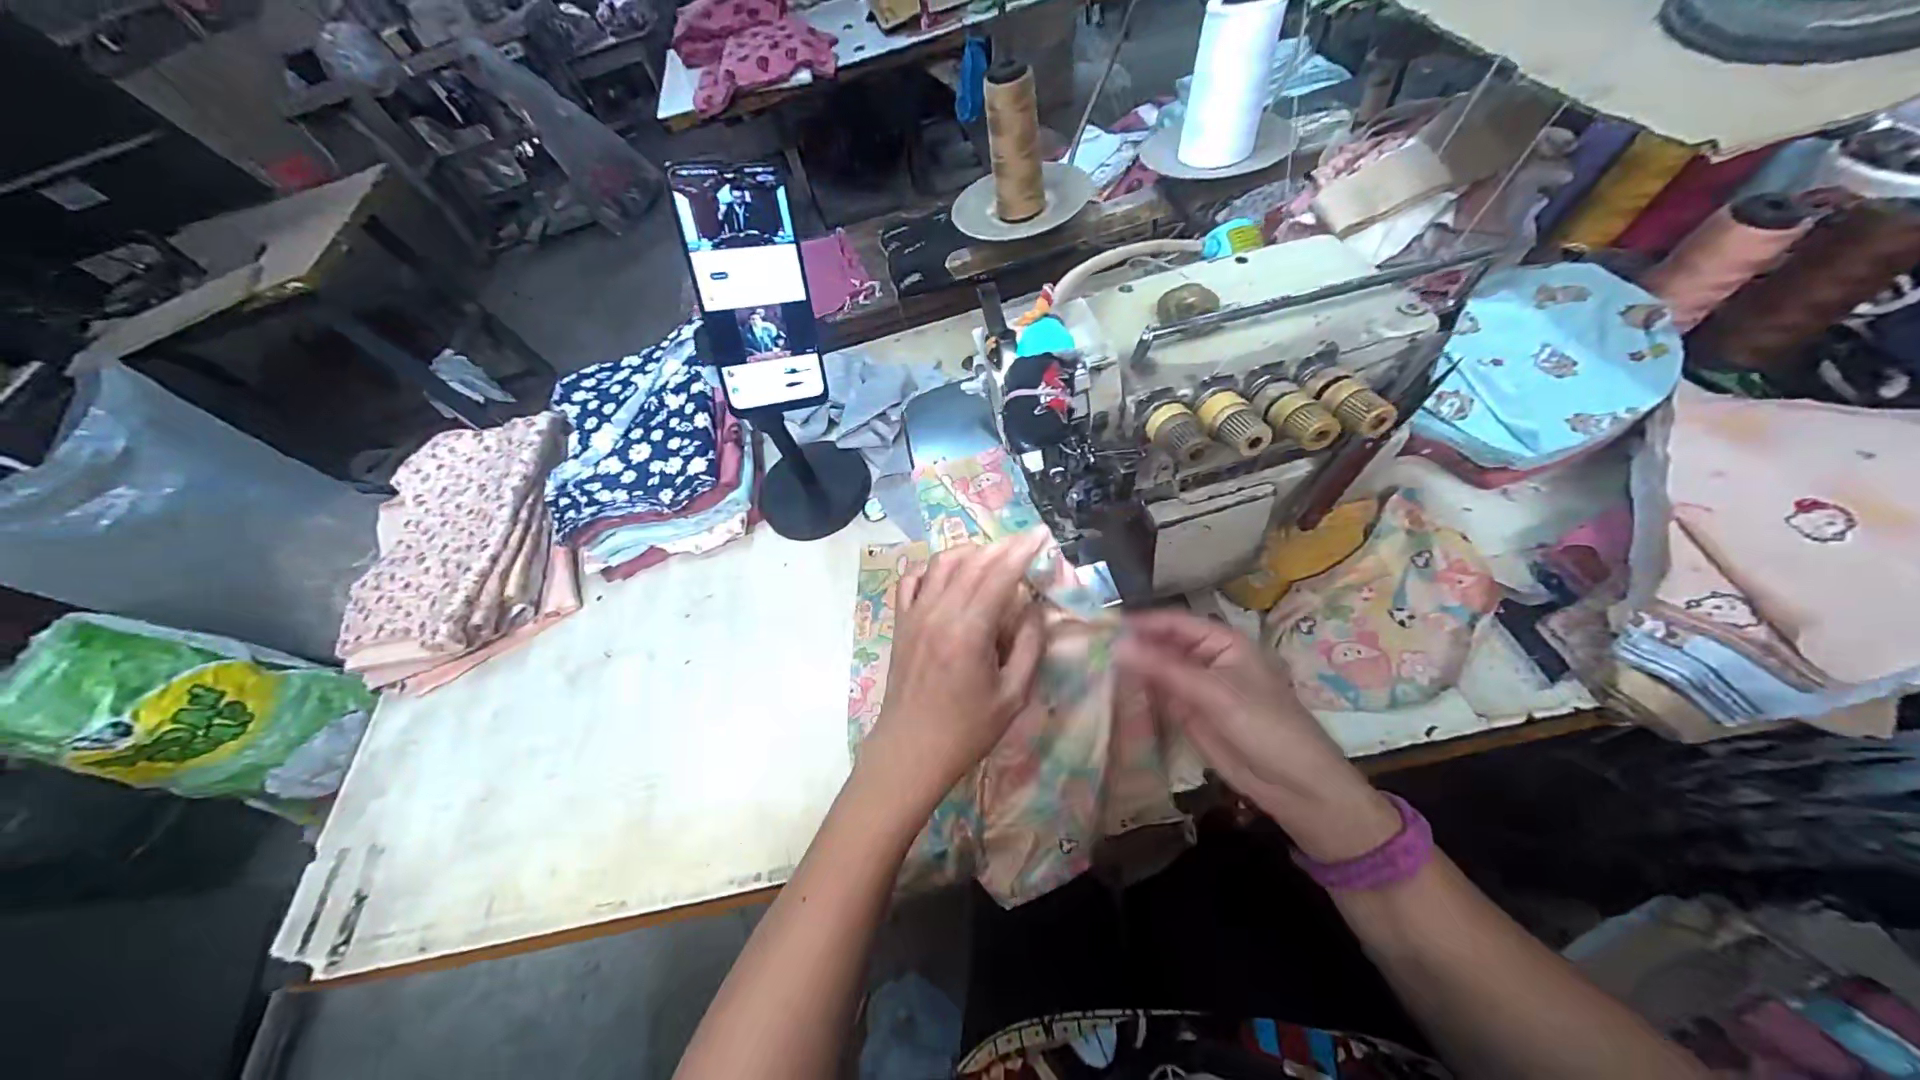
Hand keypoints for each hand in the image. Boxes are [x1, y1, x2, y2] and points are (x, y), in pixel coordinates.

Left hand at [864, 531, 1048, 807]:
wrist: (911, 750)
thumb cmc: (966, 729)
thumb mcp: (1013, 695)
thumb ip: (1029, 646)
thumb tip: (1035, 608)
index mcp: (969, 630)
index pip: (999, 574)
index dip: (1023, 550)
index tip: (1042, 533)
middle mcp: (939, 613)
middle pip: (973, 562)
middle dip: (1003, 546)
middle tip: (1026, 543)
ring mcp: (914, 615)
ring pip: (942, 563)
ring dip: (970, 552)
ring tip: (993, 556)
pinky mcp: (900, 623)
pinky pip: (912, 580)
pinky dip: (932, 568)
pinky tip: (949, 574)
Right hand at [1116, 610, 1400, 861]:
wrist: (1296, 787)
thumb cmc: (1266, 728)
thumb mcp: (1215, 694)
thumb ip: (1165, 670)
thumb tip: (1117, 645)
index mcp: (1223, 643)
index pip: (1175, 623)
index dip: (1142, 622)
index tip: (1102, 625)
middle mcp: (1207, 660)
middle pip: (1163, 645)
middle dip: (1132, 645)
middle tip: (1089, 646)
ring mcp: (1197, 689)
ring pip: (1157, 671)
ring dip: (1132, 669)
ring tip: (1092, 665)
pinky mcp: (1189, 715)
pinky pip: (1158, 697)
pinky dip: (1138, 693)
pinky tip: (1111, 690)